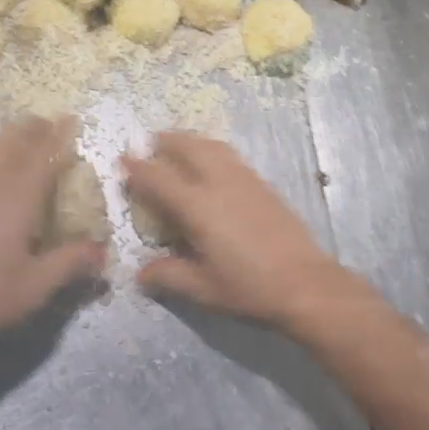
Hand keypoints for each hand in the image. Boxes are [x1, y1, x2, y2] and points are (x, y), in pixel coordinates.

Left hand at [0, 115, 104, 348]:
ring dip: (7, 135)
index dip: (60, 135)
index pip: (45, 154)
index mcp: (20, 196)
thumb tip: (102, 249)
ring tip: (18, 135)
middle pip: (16, 140)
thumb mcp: (37, 285)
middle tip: (48, 121)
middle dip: (34, 128)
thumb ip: (71, 261)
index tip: (72, 119)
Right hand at [121, 132, 355, 331]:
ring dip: (190, 141)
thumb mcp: (203, 288)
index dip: (138, 168)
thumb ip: (169, 276)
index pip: (159, 178)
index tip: (122, 160)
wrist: (305, 283)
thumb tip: (141, 274)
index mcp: (198, 206)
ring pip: (212, 145)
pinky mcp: (262, 184)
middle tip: (150, 144)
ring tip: (179, 146)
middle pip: (188, 147)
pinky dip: (212, 149)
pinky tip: (212, 163)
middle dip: (166, 141)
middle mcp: (218, 183)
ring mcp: (244, 179)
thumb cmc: (249, 287)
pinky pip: (230, 155)